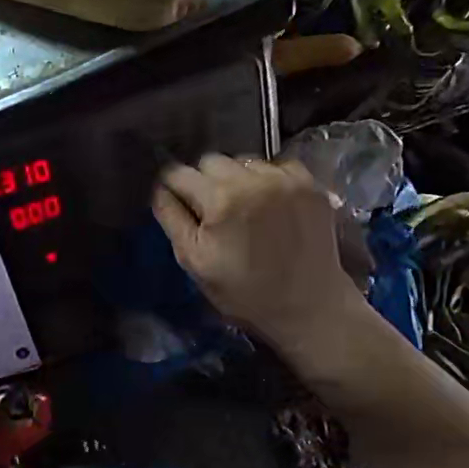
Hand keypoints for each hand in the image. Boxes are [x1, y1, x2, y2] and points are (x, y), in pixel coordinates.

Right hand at [153, 156, 370, 356]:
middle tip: (212, 212)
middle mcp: (252, 179)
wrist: (308, 306)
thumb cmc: (242, 291)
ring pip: (243, 161)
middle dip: (204, 181)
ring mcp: (285, 179)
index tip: (178, 205)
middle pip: (211, 161)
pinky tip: (270, 205)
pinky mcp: (309, 184)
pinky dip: (267, 180)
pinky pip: (276, 166)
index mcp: (220, 199)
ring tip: (243, 209)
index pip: (178, 172)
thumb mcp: (193, 261)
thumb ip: (171, 218)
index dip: (172, 188)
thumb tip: (159, 189)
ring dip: (236, 179)